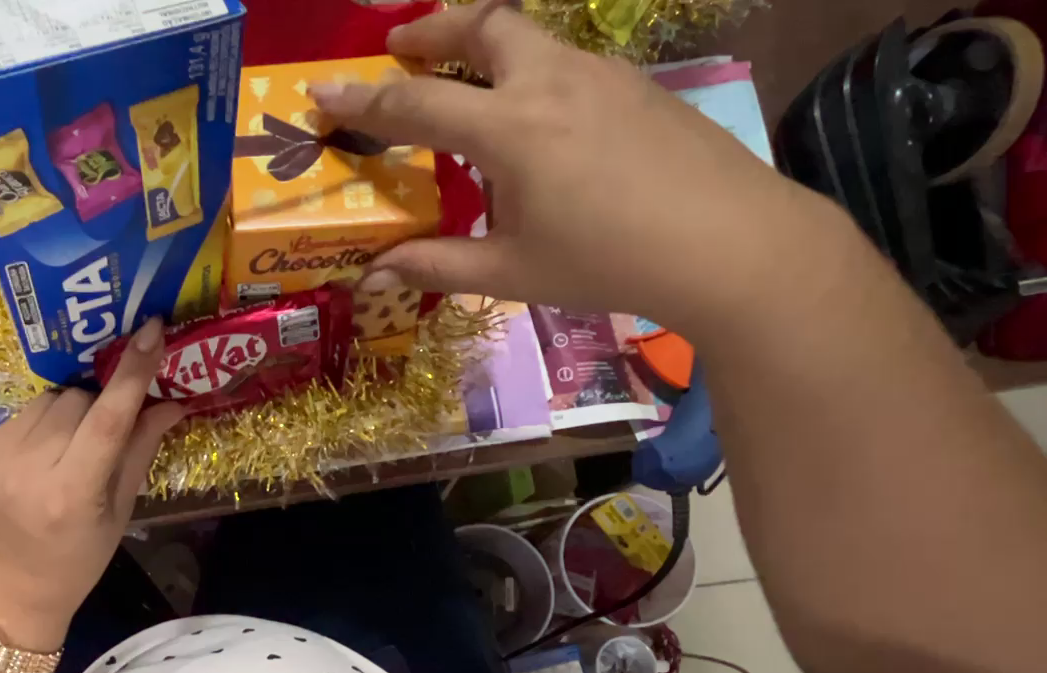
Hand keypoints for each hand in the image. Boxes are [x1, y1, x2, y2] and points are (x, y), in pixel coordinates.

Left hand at [0, 320, 184, 651]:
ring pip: (49, 400)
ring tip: (73, 448)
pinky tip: (47, 455)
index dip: (132, 371)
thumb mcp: (120, 510)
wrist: (16, 586)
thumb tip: (171, 400)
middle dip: (99, 405)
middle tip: (106, 435)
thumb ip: (140, 449)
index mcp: (71, 492)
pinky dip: (44, 423)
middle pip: (76, 399)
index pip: (108, 419)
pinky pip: (24, 413)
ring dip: (70, 411)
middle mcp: (30, 470)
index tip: (151, 329)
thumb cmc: (81, 557)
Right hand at [310, 0, 841, 336]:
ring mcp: (597, 74)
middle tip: (398, 44)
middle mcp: (550, 82)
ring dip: (480, 41)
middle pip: (482, 22)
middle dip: (430, 27)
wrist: (726, 242)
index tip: (321, 89)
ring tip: (457, 74)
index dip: (361, 99)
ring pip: (527, 34)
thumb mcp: (508, 273)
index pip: (416, 103)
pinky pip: (560, 60)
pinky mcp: (631, 84)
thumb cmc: (605, 262)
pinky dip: (523, 69)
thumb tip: (373, 273)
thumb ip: (436, 266)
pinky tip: (526, 117)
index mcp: (510, 129)